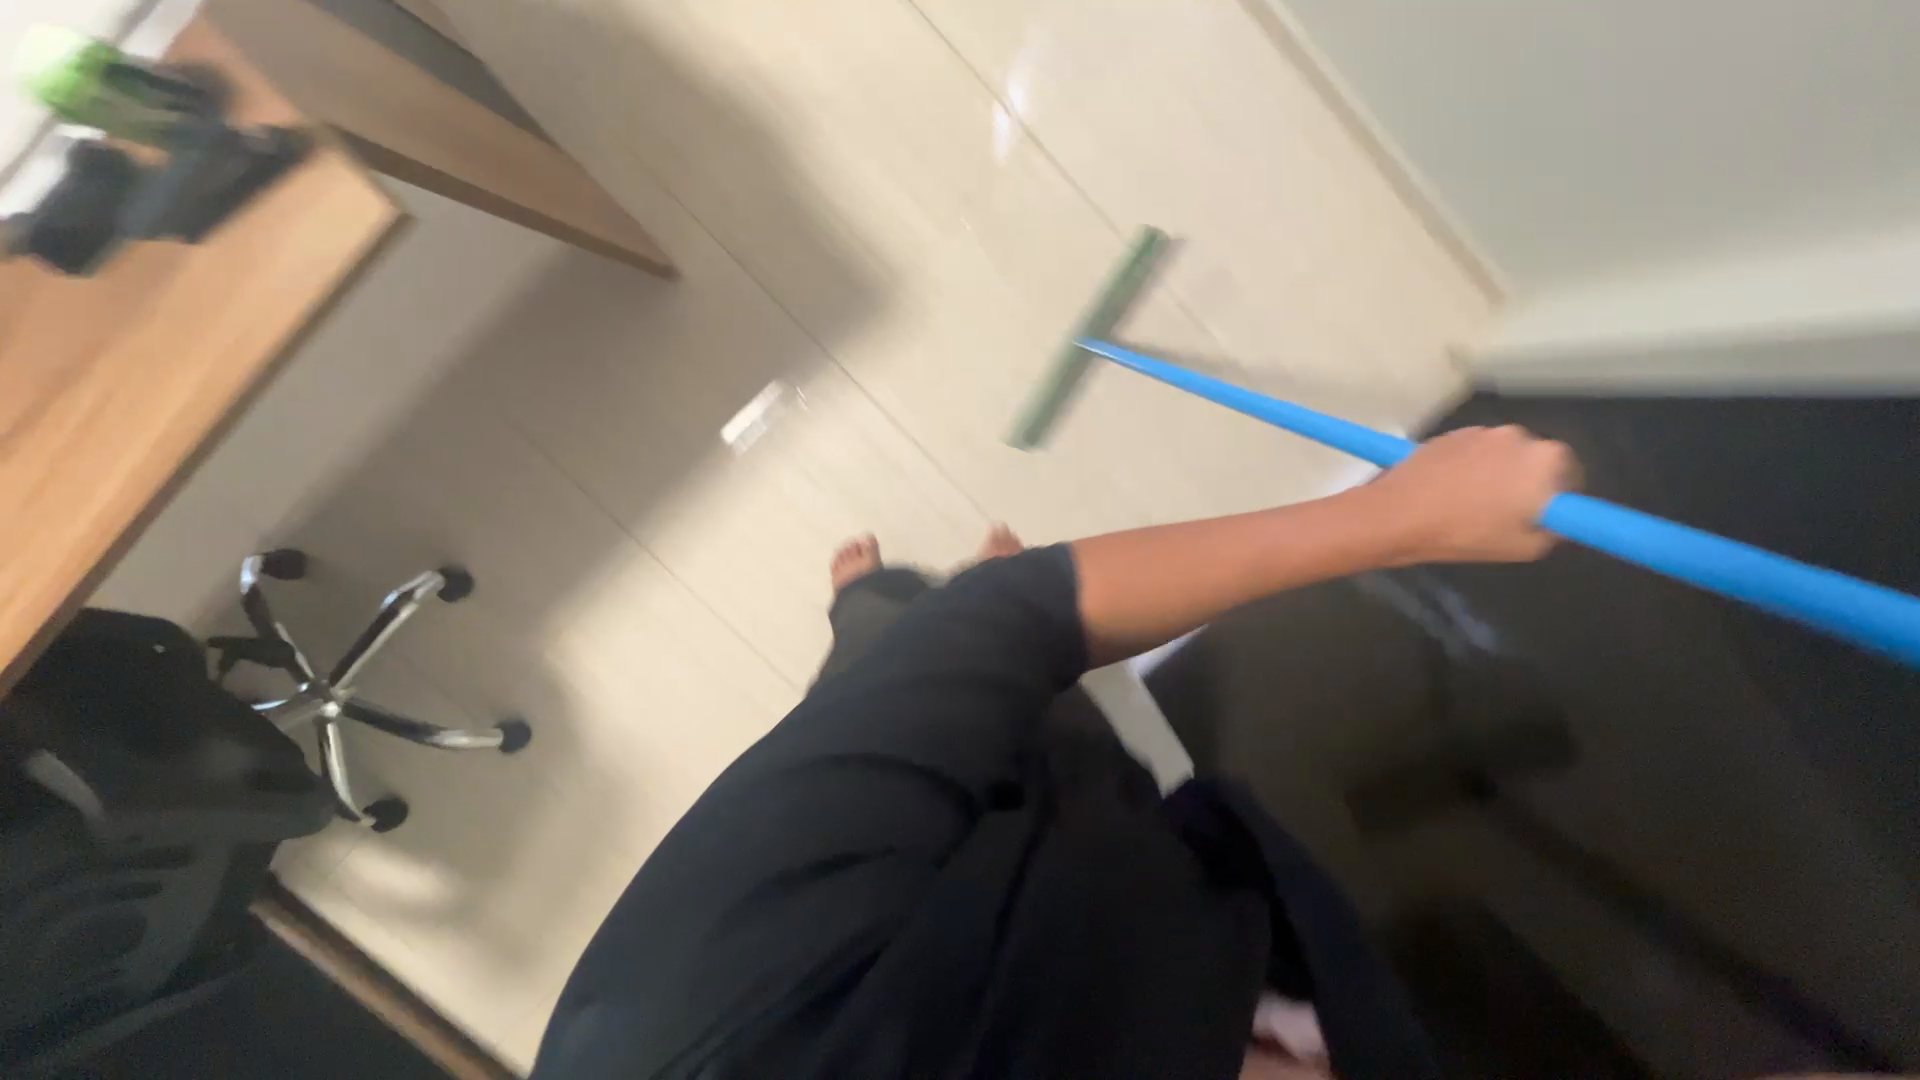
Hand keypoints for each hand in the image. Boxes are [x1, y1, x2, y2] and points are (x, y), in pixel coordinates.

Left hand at [1364, 424, 1577, 563]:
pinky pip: (1469, 451)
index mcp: (1547, 459)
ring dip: (1493, 471)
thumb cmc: (1465, 532)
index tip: (1540, 513)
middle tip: (1503, 511)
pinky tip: (1447, 488)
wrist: (1396, 514)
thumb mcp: (1525, 546)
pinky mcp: (1447, 434)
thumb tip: (1551, 519)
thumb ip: (1554, 529)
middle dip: (1524, 481)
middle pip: (1533, 459)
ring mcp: (1479, 430)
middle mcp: (1518, 435)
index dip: (1558, 496)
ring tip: (1468, 501)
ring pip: (1499, 454)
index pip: (1570, 475)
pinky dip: (1466, 465)